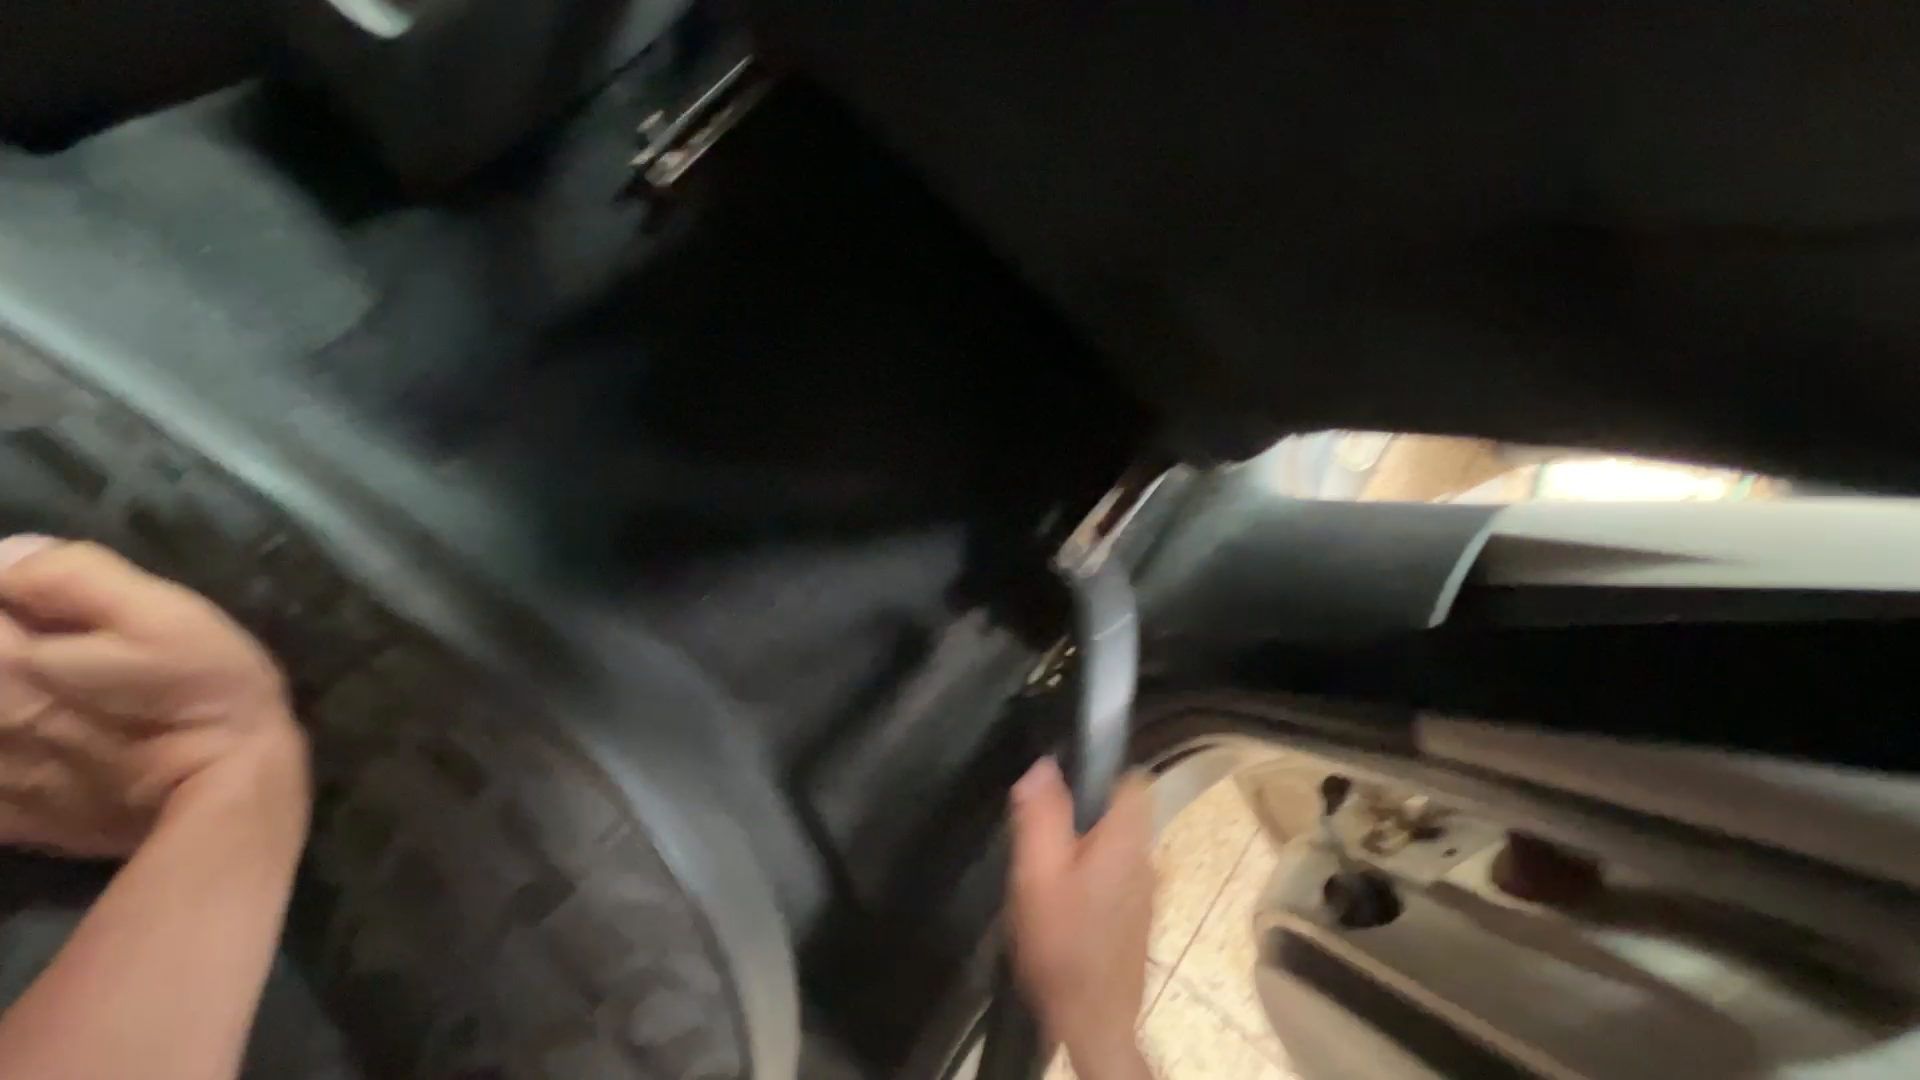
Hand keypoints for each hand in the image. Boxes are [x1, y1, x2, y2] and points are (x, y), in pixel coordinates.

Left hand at [0, 536, 307, 857]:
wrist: (228, 797)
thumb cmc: (208, 697)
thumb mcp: (174, 619)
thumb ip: (81, 577)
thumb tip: (11, 554)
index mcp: (7, 656)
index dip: (8, 595)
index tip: (40, 600)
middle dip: (11, 644)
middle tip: (61, 648)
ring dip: (12, 695)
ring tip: (66, 697)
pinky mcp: (5, 810)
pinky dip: (8, 756)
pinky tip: (43, 743)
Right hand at [1007, 758, 1154, 1079]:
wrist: (1093, 1023)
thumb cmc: (1062, 946)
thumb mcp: (1038, 875)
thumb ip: (1041, 816)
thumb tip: (1042, 766)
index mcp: (1126, 840)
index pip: (1131, 780)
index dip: (1098, 774)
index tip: (1066, 787)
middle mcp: (1146, 860)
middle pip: (1121, 813)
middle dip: (1085, 815)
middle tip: (1046, 837)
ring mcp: (1147, 892)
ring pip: (1118, 846)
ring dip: (1088, 849)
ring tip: (1049, 873)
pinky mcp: (1139, 918)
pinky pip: (1117, 877)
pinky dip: (1094, 878)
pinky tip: (1065, 907)